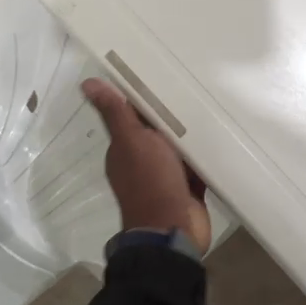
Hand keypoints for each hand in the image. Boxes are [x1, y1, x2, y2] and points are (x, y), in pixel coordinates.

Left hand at [84, 78, 211, 252]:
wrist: (173, 230)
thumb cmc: (150, 181)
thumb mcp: (132, 140)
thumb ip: (115, 113)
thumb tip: (86, 82)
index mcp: (125, 149)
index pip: (133, 115)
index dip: (146, 97)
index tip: (165, 74)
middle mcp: (142, 160)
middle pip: (159, 130)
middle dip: (174, 113)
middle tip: (195, 86)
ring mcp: (166, 175)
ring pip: (179, 146)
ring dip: (191, 133)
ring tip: (211, 104)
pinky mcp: (187, 186)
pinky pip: (196, 163)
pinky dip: (204, 154)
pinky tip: (220, 135)